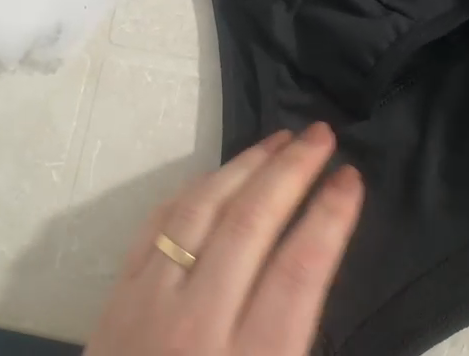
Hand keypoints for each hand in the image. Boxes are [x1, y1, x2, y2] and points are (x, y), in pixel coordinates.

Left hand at [85, 123, 363, 355]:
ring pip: (201, 210)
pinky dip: (193, 191)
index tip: (351, 178)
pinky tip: (218, 175)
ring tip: (279, 137)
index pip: (298, 273)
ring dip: (244, 166)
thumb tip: (317, 271)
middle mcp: (198, 325)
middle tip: (322, 134)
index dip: (329, 218)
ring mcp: (150, 303)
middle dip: (292, 171)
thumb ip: (297, 342)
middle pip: (250, 225)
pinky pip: (158, 224)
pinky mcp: (117, 297)